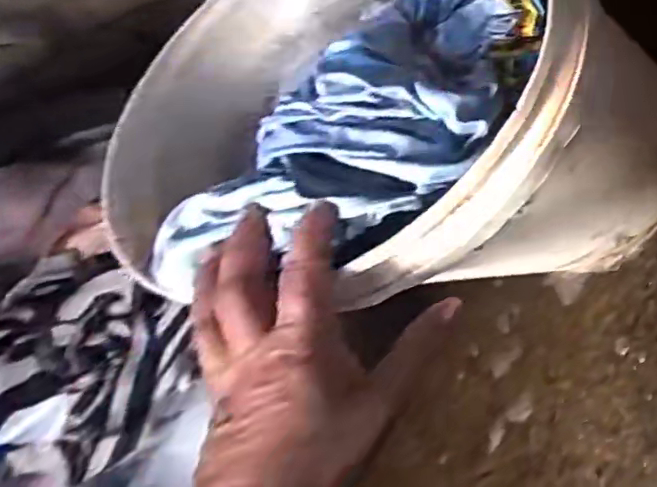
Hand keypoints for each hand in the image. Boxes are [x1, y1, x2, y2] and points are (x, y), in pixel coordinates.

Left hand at [191, 204, 460, 486]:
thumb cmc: (320, 451)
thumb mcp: (378, 402)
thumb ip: (413, 350)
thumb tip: (454, 304)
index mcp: (300, 342)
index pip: (302, 276)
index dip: (310, 237)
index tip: (319, 205)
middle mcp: (256, 349)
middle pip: (239, 289)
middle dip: (243, 246)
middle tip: (250, 211)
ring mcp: (227, 375)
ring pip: (209, 316)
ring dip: (209, 278)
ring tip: (208, 250)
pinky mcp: (212, 398)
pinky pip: (202, 343)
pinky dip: (202, 316)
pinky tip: (205, 314)